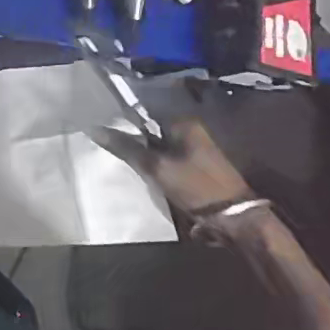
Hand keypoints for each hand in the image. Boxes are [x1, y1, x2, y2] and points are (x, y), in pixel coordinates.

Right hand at [95, 119, 260, 222]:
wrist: (234, 219)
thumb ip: (127, 148)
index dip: (124, 119)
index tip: (103, 127)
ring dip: (144, 155)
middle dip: (133, 139)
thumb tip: (95, 129)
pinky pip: (167, 160)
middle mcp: (191, 130)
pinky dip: (155, 166)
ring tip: (122, 162)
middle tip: (109, 149)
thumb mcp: (157, 167)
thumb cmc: (196, 186)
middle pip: (151, 130)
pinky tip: (143, 175)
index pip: (145, 111)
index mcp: (184, 122)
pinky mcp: (196, 167)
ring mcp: (195, 149)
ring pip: (158, 147)